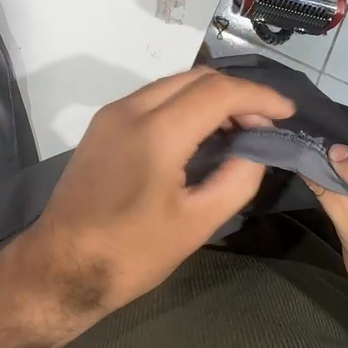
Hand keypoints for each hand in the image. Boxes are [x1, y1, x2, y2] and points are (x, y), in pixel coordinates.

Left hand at [2, 67, 293, 345]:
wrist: (59, 269)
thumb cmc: (130, 254)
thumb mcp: (195, 225)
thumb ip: (236, 180)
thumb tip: (258, 149)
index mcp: (157, 131)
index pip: (219, 92)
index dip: (259, 97)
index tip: (288, 111)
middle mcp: (132, 108)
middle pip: (197, 78)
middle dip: (238, 92)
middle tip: (268, 121)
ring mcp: (113, 113)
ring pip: (174, 83)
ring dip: (212, 96)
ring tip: (242, 126)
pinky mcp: (104, 124)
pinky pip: (154, 97)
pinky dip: (186, 103)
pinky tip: (203, 130)